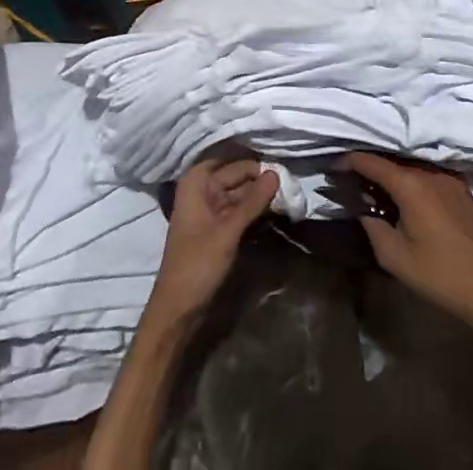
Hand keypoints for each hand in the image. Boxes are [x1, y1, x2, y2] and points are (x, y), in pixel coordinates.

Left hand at [149, 157, 278, 320]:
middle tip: (293, 181)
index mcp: (197, 183)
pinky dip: (255, 210)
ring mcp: (211, 210)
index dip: (257, 163)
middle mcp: (202, 191)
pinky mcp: (219, 228)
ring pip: (241, 194)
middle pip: (238, 176)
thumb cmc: (198, 265)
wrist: (179, 308)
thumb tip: (276, 172)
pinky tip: (276, 210)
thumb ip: (252, 201)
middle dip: (262, 179)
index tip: (285, 163)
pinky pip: (240, 210)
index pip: (234, 163)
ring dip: (261, 195)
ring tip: (290, 194)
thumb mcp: (228, 231)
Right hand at [338, 152, 472, 333]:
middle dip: (371, 166)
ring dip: (392, 173)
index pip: (373, 162)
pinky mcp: (462, 190)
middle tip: (351, 178)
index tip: (334, 168)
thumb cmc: (438, 274)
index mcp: (412, 185)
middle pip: (393, 161)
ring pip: (413, 167)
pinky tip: (405, 195)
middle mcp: (431, 173)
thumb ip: (372, 224)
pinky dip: (412, 179)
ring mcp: (450, 179)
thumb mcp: (393, 255)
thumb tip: (362, 206)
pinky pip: (429, 176)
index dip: (350, 162)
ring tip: (374, 186)